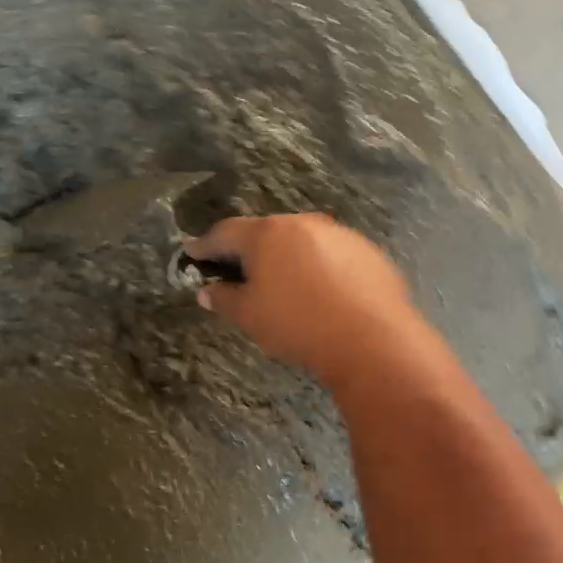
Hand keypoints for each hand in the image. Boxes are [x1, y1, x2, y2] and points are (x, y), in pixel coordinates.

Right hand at [189, 214, 417, 386]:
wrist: (371, 339)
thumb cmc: (296, 324)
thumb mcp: (248, 316)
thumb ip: (223, 298)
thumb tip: (207, 291)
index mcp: (266, 234)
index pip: (224, 233)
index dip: (204, 245)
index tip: (191, 252)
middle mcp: (302, 223)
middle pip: (263, 232)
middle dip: (245, 250)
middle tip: (232, 270)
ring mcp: (338, 234)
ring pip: (298, 241)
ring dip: (282, 257)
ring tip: (275, 284)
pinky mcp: (366, 251)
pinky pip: (327, 254)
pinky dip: (312, 267)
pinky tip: (313, 293)